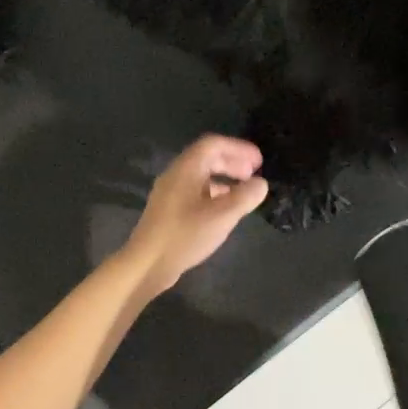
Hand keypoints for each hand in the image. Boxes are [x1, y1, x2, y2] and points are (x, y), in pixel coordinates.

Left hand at [121, 135, 269, 293]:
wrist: (147, 264)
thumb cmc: (184, 236)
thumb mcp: (221, 216)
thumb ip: (244, 197)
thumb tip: (260, 183)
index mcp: (186, 169)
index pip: (213, 144)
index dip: (239, 148)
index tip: (259, 162)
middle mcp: (175, 175)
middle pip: (206, 158)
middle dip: (232, 162)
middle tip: (253, 175)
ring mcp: (169, 194)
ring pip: (200, 177)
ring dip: (224, 179)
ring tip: (243, 193)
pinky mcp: (168, 211)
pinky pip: (194, 193)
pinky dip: (213, 194)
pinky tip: (223, 211)